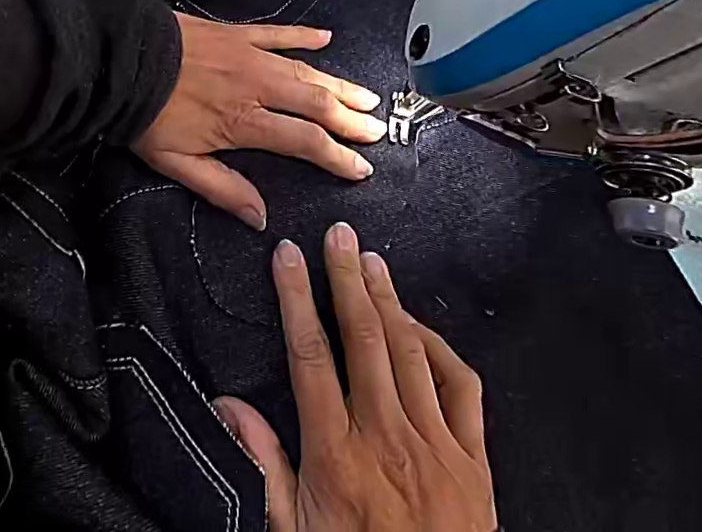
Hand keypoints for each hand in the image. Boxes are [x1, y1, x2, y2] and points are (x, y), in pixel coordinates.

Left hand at [134, 15, 385, 230]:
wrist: (121, 60)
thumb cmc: (145, 114)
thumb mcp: (176, 164)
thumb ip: (222, 189)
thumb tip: (259, 217)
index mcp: (243, 121)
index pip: (305, 141)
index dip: (338, 156)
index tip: (361, 167)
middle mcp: (257, 86)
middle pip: (317, 104)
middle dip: (351, 120)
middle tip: (377, 130)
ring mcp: (251, 56)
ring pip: (308, 71)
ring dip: (340, 85)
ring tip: (366, 97)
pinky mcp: (240, 34)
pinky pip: (281, 33)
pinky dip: (306, 35)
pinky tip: (327, 38)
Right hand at [214, 224, 495, 531]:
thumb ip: (262, 466)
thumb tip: (229, 407)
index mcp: (338, 456)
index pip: (309, 356)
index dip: (296, 298)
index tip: (288, 257)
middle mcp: (386, 437)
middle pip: (363, 336)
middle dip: (346, 276)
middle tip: (339, 234)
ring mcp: (435, 443)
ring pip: (409, 349)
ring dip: (388, 298)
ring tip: (371, 261)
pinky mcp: (473, 457)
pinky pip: (461, 385)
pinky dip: (441, 347)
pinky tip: (421, 327)